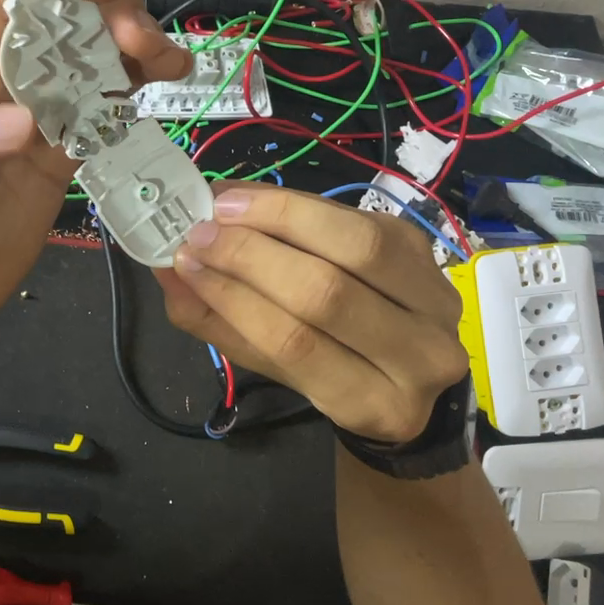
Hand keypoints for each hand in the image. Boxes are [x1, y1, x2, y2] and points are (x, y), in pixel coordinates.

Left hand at [0, 0, 190, 333]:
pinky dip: (137, 91)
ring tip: (168, 62)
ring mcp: (37, 116)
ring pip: (91, 56)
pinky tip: (162, 88)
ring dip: (134, 44)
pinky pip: (105, 109)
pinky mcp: (64, 153)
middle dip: (106, 9)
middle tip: (141, 41)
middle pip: (59, 16)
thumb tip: (24, 122)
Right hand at [152, 182, 466, 441]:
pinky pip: (362, 220)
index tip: (184, 261)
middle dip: (251, 255)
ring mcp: (436, 299)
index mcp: (375, 404)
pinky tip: (259, 200)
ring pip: (357, 246)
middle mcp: (422, 356)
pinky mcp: (427, 251)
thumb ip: (215, 322)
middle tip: (199, 231)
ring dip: (280, 217)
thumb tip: (167, 270)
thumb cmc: (325, 367)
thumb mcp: (267, 362)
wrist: (403, 362)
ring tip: (226, 206)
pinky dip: (303, 206)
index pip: (297, 345)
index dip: (235, 299)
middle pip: (328, 293)